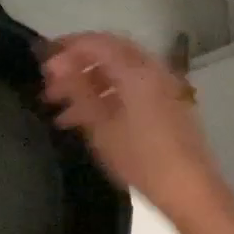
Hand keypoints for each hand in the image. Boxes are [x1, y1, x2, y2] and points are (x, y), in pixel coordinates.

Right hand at [42, 33, 225, 220]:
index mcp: (136, 70)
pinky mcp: (168, 104)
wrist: (191, 190)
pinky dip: (108, 95)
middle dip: (77, 63)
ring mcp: (163, 86)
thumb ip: (77, 90)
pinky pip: (131, 87)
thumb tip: (57, 65)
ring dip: (90, 82)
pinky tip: (87, 119)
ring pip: (119, 72)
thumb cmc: (142, 159)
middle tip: (51, 81)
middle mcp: (152, 69)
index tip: (42, 63)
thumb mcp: (101, 127)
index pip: (96, 42)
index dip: (66, 48)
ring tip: (61, 106)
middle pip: (109, 52)